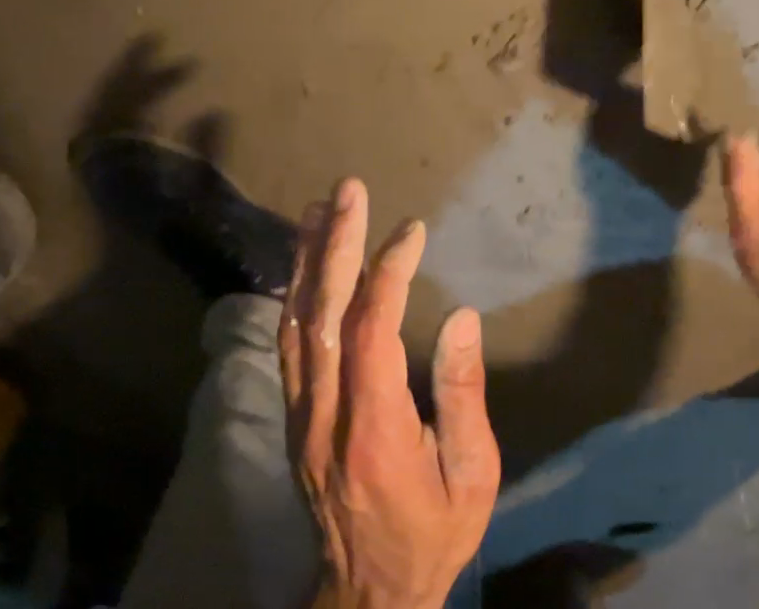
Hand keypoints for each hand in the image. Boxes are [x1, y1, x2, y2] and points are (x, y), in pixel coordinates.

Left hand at [281, 178, 500, 608]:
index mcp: (376, 428)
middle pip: (322, 314)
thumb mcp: (470, 476)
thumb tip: (461, 319)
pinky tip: (304, 267)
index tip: (411, 231)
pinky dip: (294, 297)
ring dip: (305, 261)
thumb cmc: (432, 531)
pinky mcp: (293, 420)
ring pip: (294, 325)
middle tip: (348, 190)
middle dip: (335, 245)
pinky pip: (287, 347)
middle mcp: (327, 414)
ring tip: (319, 209)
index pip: (372, 329)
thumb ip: (463, 396)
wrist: (367, 593)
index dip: (387, 271)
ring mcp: (301, 416)